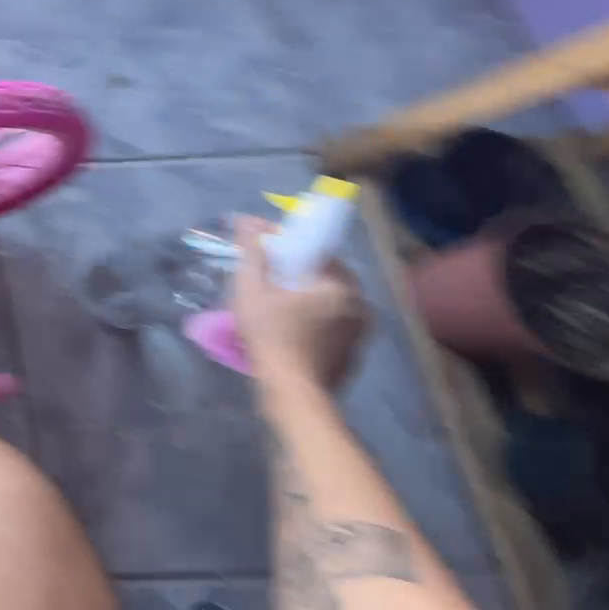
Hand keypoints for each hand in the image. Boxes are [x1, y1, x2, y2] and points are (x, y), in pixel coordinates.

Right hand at [229, 214, 367, 391]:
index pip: (319, 251)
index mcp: (340, 286)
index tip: (264, 250)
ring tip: (275, 300)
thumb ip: (253, 252)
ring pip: (331, 299)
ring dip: (306, 293)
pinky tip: (290, 325)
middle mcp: (360, 304)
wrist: (293, 390)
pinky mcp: (355, 350)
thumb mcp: (251, 288)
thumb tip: (248, 219)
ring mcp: (361, 330)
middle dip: (297, 270)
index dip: (289, 246)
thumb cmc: (270, 334)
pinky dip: (314, 315)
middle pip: (325, 275)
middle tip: (266, 275)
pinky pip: (334, 320)